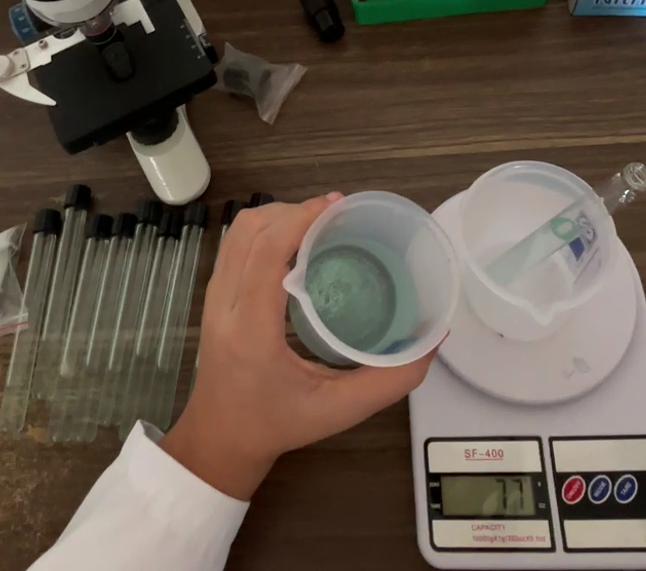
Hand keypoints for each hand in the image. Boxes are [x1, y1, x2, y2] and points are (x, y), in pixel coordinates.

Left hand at [159, 194, 436, 498]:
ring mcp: (213, 296)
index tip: (338, 206)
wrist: (220, 440)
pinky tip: (295, 240)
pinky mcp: (213, 293)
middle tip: (336, 215)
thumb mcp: (340, 410)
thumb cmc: (278, 425)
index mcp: (252, 331)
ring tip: (318, 222)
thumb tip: (432, 338)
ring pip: (239, 231)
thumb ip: (390, 379)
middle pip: (251, 231)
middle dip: (294, 210)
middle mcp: (225, 305)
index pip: (267, 253)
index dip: (301, 218)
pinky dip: (265, 229)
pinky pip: (235, 244)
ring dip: (277, 215)